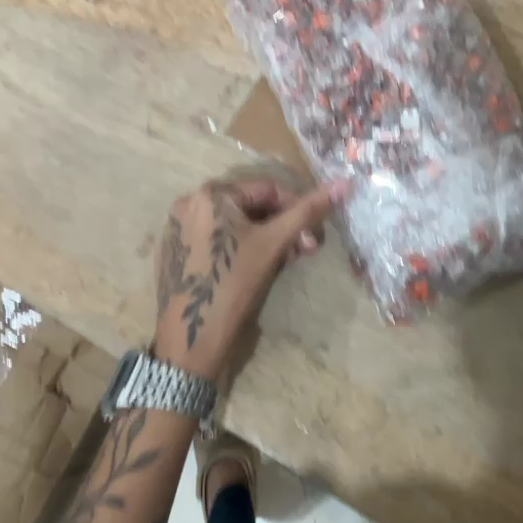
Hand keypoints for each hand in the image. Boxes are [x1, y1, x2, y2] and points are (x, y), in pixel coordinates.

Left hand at [153, 175, 345, 378]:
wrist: (192, 341)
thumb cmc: (234, 284)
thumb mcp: (275, 243)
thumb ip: (309, 211)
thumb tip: (346, 182)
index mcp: (211, 194)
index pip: (269, 190)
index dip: (298, 210)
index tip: (314, 237)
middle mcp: (190, 203)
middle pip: (252, 207)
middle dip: (283, 227)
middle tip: (304, 251)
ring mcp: (180, 229)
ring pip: (236, 225)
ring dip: (266, 238)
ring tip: (284, 261)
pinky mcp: (176, 253)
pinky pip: (218, 239)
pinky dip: (242, 248)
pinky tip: (256, 269)